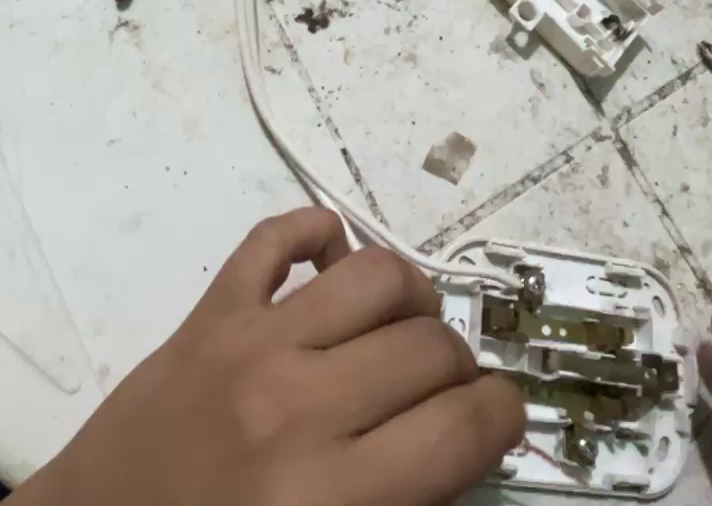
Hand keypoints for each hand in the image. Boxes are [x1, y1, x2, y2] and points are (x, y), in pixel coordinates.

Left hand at [8, 208, 524, 505]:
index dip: (503, 416)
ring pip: (374, 274)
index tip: (498, 418)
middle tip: (443, 390)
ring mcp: (248, 342)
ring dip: (410, 297)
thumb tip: (464, 444)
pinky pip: (275, 237)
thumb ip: (404, 503)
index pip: (462, 426)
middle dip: (459, 367)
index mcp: (328, 495)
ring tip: (401, 326)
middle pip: (428, 347)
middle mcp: (296, 405)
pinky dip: (316, 232)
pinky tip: (331, 263)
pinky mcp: (208, 311)